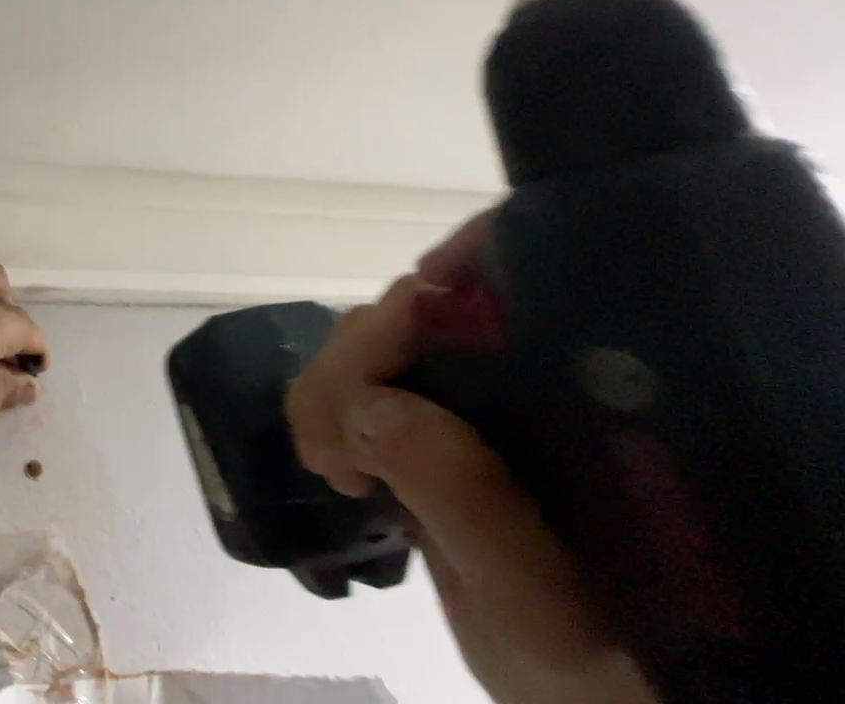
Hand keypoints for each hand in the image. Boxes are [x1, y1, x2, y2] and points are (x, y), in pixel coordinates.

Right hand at [286, 213, 654, 703]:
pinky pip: (362, 381)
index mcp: (596, 400)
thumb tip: (367, 404)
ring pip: (382, 339)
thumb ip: (466, 501)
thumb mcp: (537, 597)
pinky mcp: (437, 421)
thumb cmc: (599, 662)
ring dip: (331, 387)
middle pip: (429, 307)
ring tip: (331, 464)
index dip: (465, 265)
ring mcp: (482, 397)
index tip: (404, 317)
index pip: (529, 279)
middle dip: (359, 360)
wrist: (586, 696)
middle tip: (332, 450)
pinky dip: (327, 407)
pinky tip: (334, 456)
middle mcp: (539, 378)